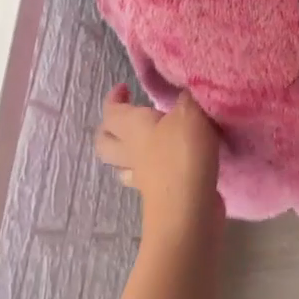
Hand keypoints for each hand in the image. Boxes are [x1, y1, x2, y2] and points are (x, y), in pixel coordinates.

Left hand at [95, 85, 221, 233]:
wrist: (188, 213)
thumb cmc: (184, 155)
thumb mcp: (192, 112)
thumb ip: (189, 95)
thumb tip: (187, 84)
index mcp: (135, 128)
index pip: (112, 112)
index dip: (113, 99)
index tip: (122, 87)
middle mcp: (134, 152)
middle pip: (106, 143)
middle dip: (109, 129)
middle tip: (125, 115)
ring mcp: (145, 178)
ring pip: (124, 164)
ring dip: (127, 152)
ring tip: (145, 140)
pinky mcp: (160, 196)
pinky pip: (147, 178)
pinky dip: (152, 169)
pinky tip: (169, 163)